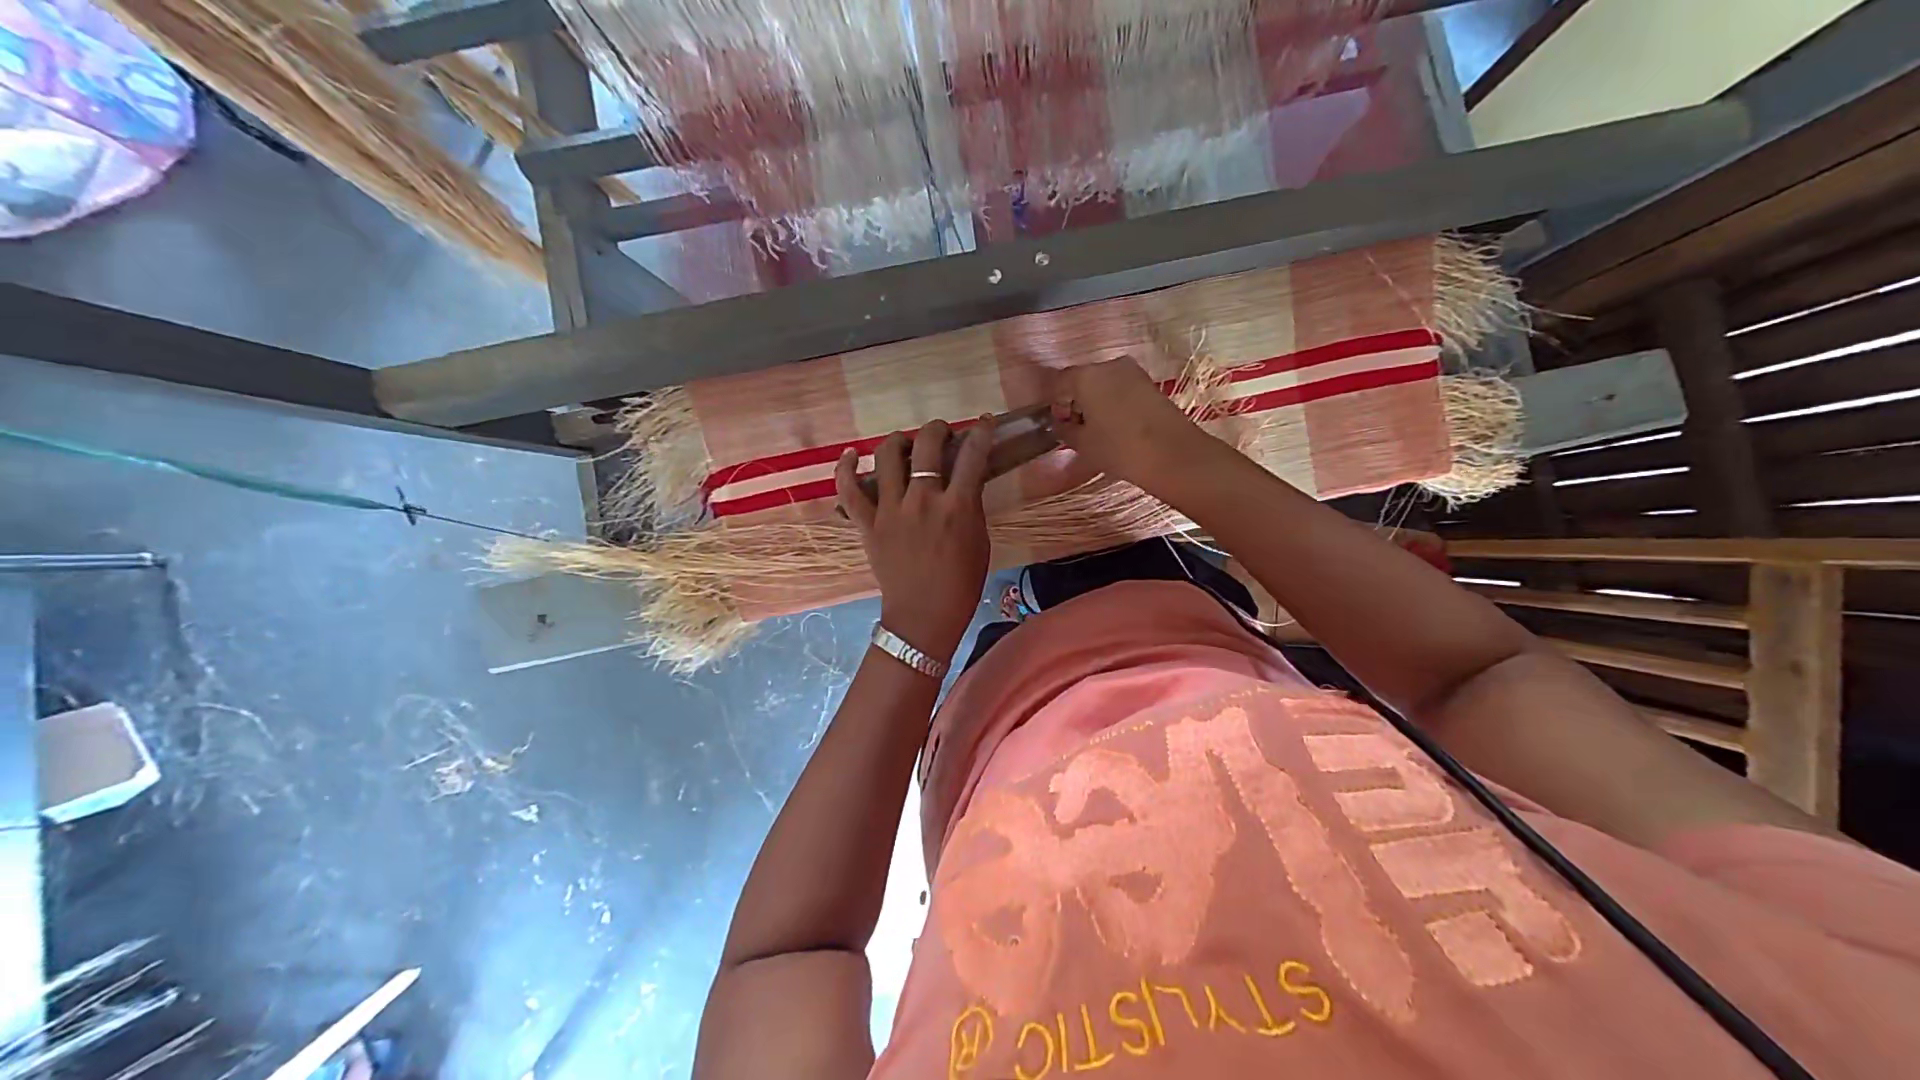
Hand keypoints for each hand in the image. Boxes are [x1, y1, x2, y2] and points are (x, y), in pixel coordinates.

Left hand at [835, 417, 994, 662]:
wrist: (923, 615)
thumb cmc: (960, 583)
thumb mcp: (979, 541)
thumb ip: (971, 506)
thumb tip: (964, 479)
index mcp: (957, 507)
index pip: (972, 456)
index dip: (980, 433)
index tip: (983, 423)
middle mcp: (922, 501)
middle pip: (927, 445)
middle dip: (936, 429)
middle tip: (940, 433)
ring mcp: (890, 510)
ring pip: (887, 456)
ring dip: (898, 441)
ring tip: (904, 444)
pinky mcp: (867, 523)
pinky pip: (849, 489)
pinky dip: (845, 468)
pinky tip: (850, 455)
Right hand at [1050, 357, 1212, 493]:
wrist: (1173, 455)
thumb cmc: (1119, 449)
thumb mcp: (1083, 444)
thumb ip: (1064, 430)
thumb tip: (1061, 423)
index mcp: (1086, 376)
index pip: (1059, 383)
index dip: (1055, 404)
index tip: (1061, 425)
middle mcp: (1108, 365)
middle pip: (1082, 380)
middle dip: (1076, 401)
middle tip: (1079, 429)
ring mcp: (1133, 372)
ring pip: (1103, 383)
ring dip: (1096, 402)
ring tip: (1100, 431)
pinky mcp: (1150, 383)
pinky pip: (1121, 388)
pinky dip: (1114, 402)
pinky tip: (1117, 426)